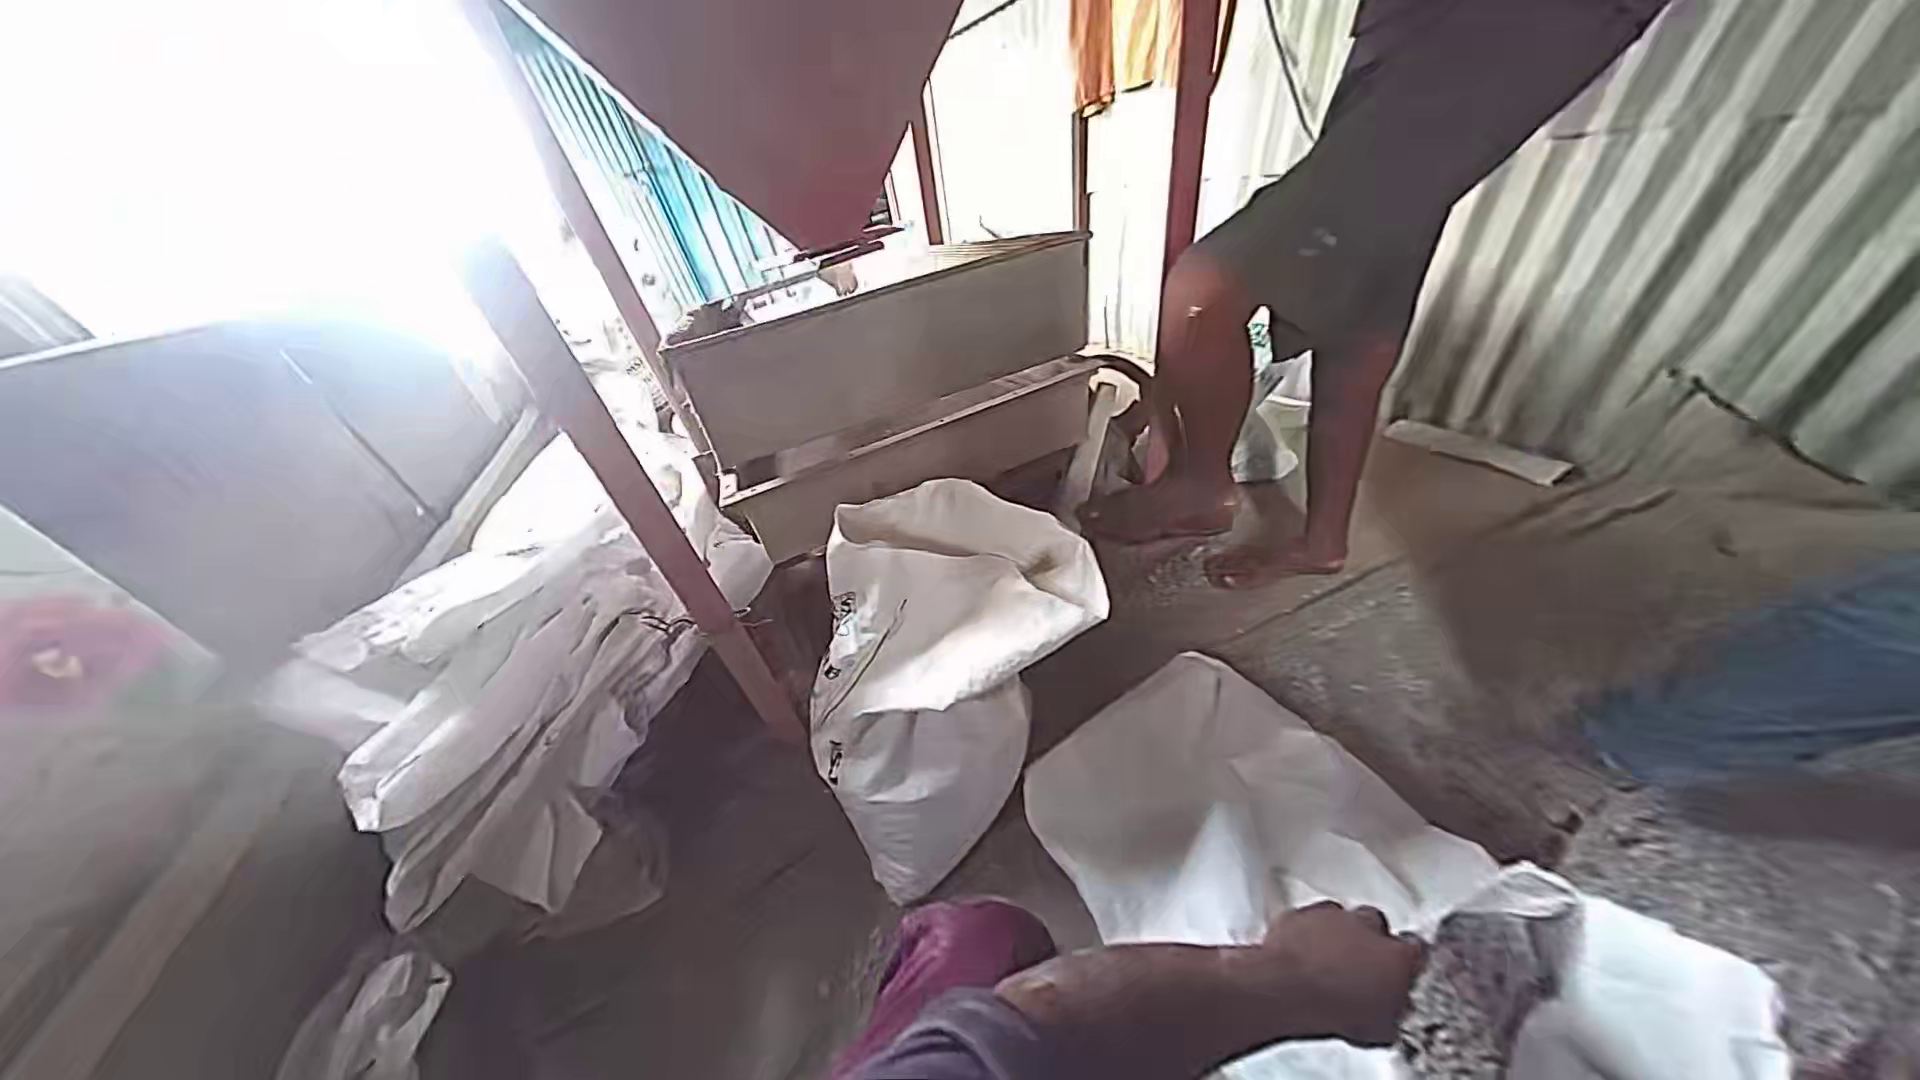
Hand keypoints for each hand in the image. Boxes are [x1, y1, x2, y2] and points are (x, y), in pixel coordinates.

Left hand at [1253, 901, 1424, 1045]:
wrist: (1292, 988)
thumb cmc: (1338, 1008)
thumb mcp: (1383, 1027)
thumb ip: (1394, 1009)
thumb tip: (1391, 1009)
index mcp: (1396, 955)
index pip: (1415, 949)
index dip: (1409, 959)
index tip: (1404, 968)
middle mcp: (1364, 926)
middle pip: (1375, 921)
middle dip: (1371, 937)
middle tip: (1364, 960)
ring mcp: (1329, 915)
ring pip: (1339, 915)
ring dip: (1338, 930)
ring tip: (1331, 956)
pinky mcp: (1298, 913)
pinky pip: (1307, 916)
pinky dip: (1307, 928)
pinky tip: (1305, 947)